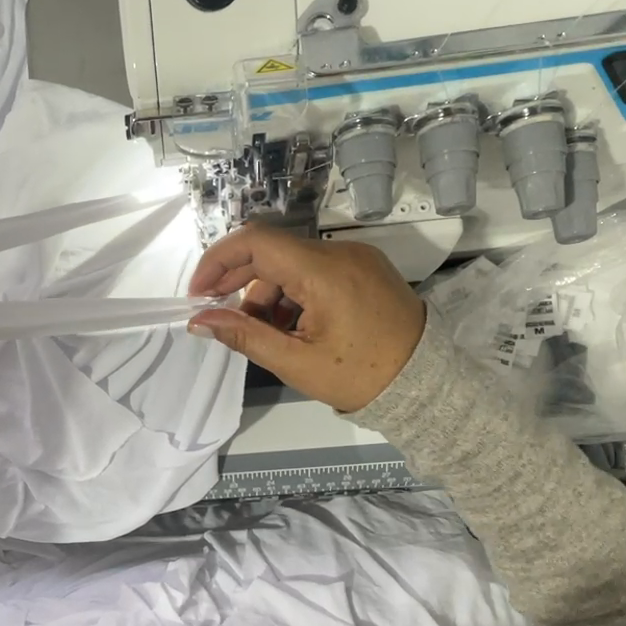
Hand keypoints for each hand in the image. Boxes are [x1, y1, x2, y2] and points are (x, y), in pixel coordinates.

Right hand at [188, 225, 425, 411]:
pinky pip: (315, 271)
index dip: (218, 261)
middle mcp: (340, 253)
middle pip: (272, 252)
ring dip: (267, 294)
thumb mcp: (295, 362)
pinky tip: (291, 327)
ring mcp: (355, 258)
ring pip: (292, 263)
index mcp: (324, 271)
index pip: (256, 242)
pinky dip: (292, 294)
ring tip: (265, 335)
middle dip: (239, 282)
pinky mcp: (364, 269)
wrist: (426, 383)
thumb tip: (199, 322)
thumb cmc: (360, 376)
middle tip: (218, 316)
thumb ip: (244, 336)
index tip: (199, 294)